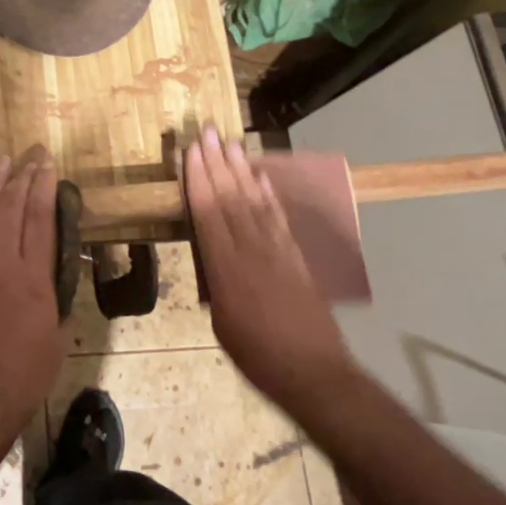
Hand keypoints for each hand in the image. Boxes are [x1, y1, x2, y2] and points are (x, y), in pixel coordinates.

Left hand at [0, 156, 68, 439]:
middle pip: (13, 209)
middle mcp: (2, 262)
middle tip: (30, 153)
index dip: (45, 188)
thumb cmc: (23, 375)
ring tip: (1, 161)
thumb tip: (60, 276)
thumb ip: (59, 301)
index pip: (41, 219)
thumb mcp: (57, 338)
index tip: (48, 164)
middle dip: (23, 177)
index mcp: (34, 277)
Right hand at [186, 125, 355, 405]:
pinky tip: (260, 177)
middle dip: (218, 162)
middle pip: (230, 198)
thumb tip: (210, 255)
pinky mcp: (296, 256)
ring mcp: (277, 250)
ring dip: (241, 169)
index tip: (191, 150)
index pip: (208, 213)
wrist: (314, 373)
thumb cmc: (257, 356)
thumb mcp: (221, 322)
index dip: (199, 179)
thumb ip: (216, 282)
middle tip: (208, 131)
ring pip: (254, 201)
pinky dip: (268, 193)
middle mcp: (251, 251)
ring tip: (231, 143)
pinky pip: (278, 216)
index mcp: (226, 270)